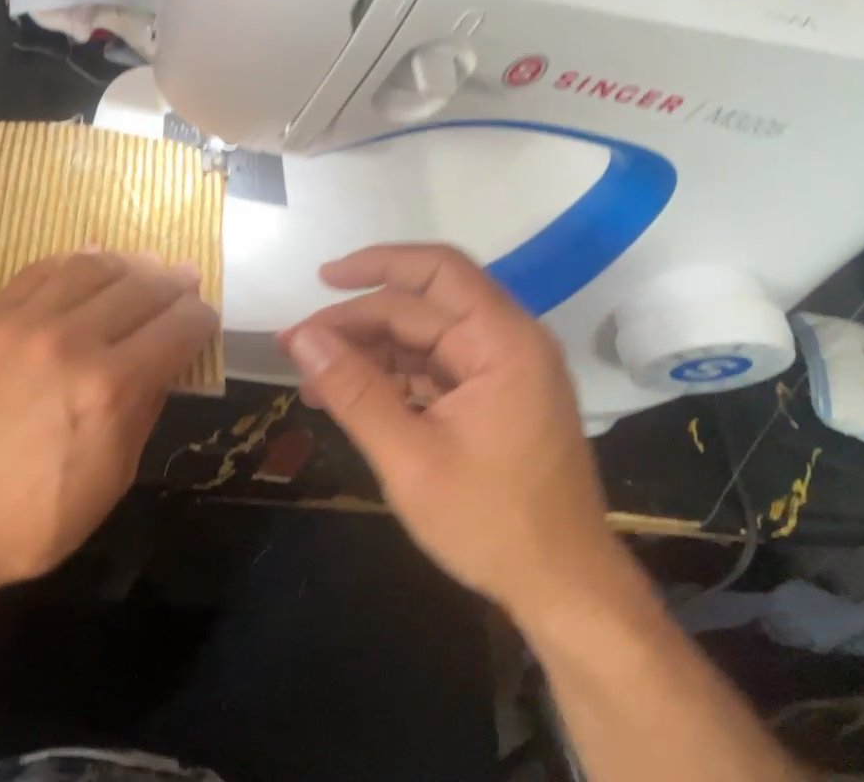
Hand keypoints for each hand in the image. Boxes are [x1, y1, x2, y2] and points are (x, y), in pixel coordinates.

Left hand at [0, 252, 218, 591]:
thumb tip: (165, 365)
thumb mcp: (113, 477)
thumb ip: (144, 410)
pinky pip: (40, 271)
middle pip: (140, 289)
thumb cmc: (36, 518)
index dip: (200, 319)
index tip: (205, 318)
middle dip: (172, 285)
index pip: (176, 329)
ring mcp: (25, 322)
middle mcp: (73, 340)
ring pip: (91, 268)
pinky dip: (72, 263)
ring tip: (142, 269)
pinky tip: (86, 267)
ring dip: (127, 265)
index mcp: (112, 387)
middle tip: (185, 283)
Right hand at [279, 245, 619, 615]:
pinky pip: (434, 369)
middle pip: (424, 304)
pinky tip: (348, 397)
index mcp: (503, 344)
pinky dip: (390, 377)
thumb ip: (353, 390)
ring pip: (424, 336)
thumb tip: (301, 336)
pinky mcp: (495, 400)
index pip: (429, 280)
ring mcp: (504, 373)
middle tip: (299, 343)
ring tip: (313, 377)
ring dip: (369, 350)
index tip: (316, 282)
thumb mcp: (409, 457)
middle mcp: (509, 345)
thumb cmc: (491, 523)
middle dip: (358, 317)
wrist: (564, 589)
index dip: (368, 275)